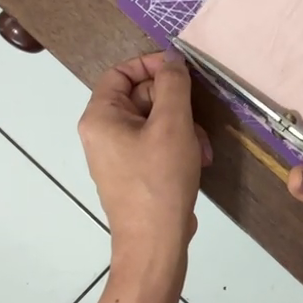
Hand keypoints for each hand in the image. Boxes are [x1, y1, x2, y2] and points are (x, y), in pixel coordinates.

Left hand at [78, 51, 211, 258]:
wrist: (156, 241)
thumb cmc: (160, 178)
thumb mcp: (173, 123)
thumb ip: (173, 84)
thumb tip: (172, 61)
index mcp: (100, 117)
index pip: (121, 72)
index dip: (151, 65)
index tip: (183, 71)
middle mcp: (103, 133)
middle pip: (142, 97)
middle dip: (176, 104)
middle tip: (199, 117)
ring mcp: (118, 155)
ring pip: (156, 121)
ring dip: (184, 127)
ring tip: (202, 148)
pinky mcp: (135, 172)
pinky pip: (157, 144)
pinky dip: (180, 146)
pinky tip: (199, 160)